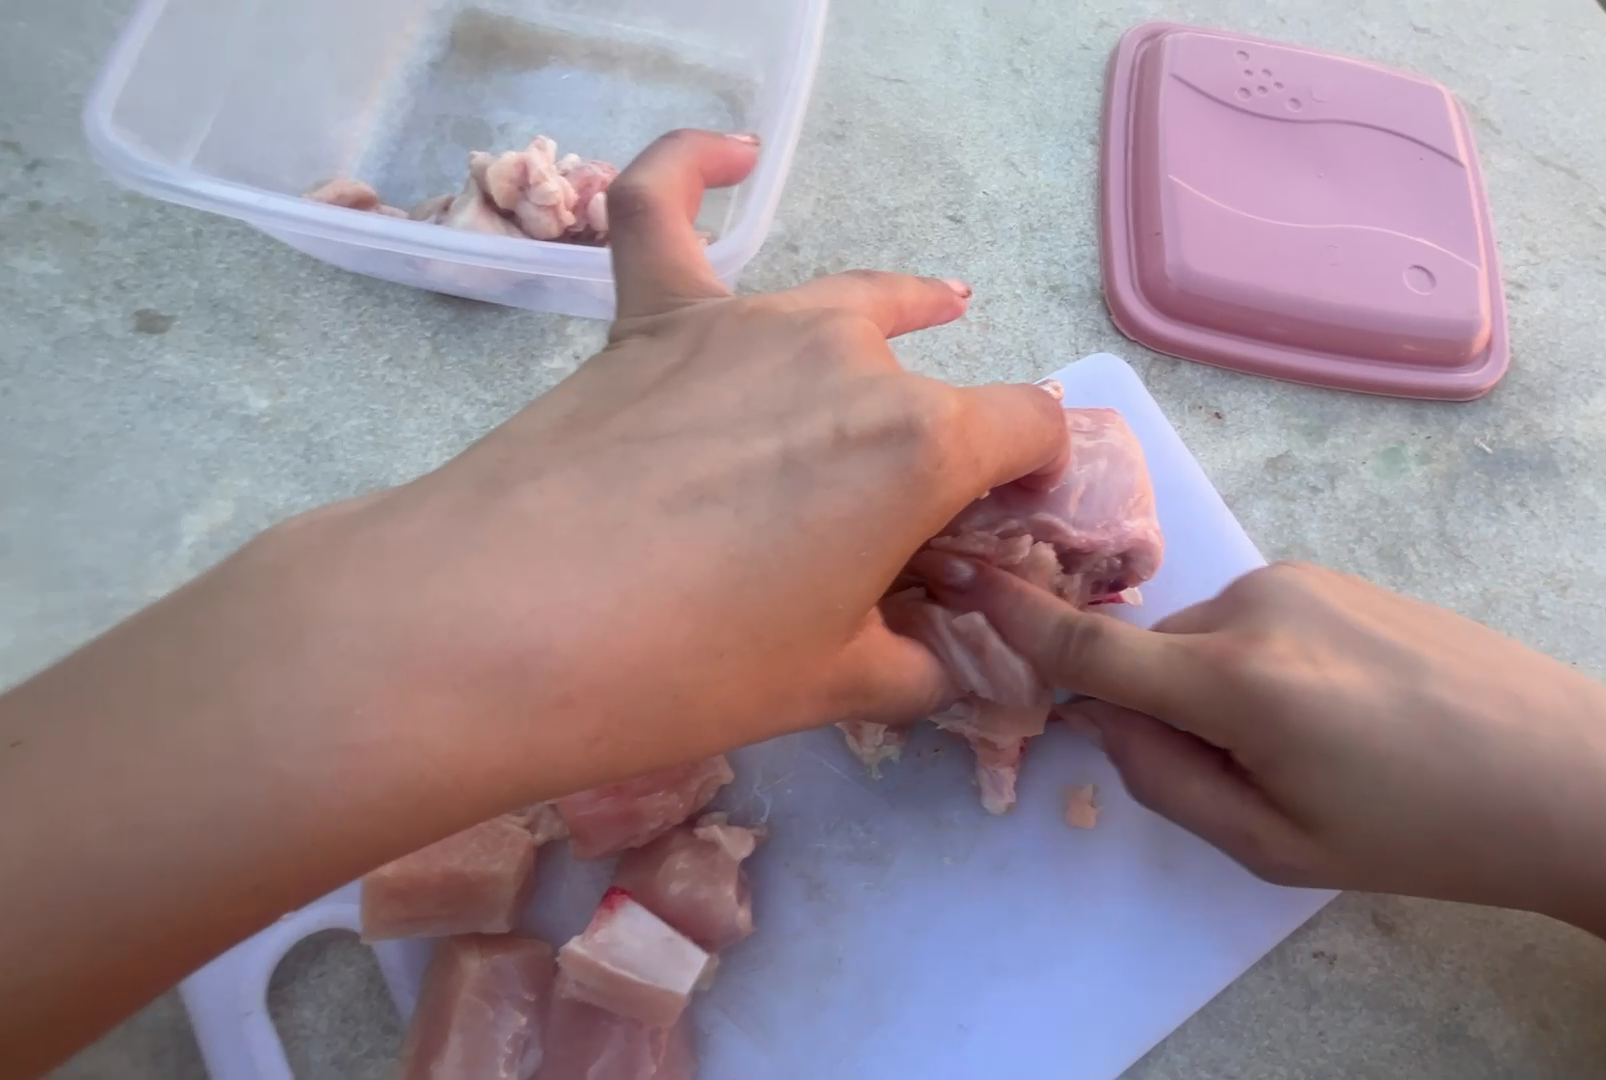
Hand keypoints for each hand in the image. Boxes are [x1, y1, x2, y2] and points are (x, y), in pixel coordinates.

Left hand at [266, 130, 1067, 787]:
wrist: (497, 633)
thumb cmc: (694, 669)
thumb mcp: (838, 685)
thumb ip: (919, 665)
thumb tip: (944, 661)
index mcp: (921, 447)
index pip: (1034, 425)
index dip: (1039, 471)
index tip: (1011, 516)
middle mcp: (853, 361)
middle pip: (944, 385)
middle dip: (954, 445)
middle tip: (911, 516)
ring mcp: (752, 324)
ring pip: (855, 303)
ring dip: (901, 326)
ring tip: (928, 321)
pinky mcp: (656, 317)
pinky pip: (664, 208)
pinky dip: (695, 169)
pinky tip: (731, 153)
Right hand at [912, 554, 1605, 925]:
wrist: (1579, 775)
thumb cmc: (1425, 835)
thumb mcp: (1277, 846)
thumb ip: (1164, 779)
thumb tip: (1099, 717)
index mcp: (1241, 683)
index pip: (1095, 651)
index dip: (1021, 621)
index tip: (970, 584)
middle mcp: (1254, 604)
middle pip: (1150, 655)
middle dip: (1163, 706)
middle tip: (1249, 769)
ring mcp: (1292, 576)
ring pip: (1196, 637)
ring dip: (1212, 685)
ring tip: (1313, 736)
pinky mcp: (1323, 571)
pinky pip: (1244, 618)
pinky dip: (1250, 659)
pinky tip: (1336, 698)